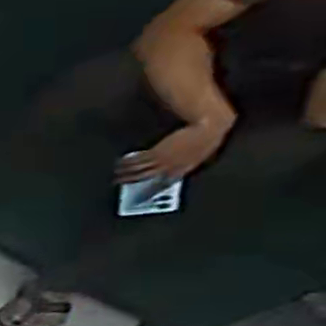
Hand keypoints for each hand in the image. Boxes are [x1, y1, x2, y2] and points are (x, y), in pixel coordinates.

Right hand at [115, 120, 230, 183]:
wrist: (209, 128)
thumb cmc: (209, 140)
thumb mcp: (199, 157)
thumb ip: (184, 166)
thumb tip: (170, 173)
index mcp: (181, 170)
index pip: (162, 185)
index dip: (149, 192)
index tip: (138, 197)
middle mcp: (169, 167)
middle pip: (144, 177)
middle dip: (129, 180)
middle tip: (117, 181)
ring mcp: (162, 159)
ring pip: (138, 168)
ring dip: (125, 170)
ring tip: (117, 171)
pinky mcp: (157, 151)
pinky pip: (138, 159)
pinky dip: (128, 161)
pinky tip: (122, 160)